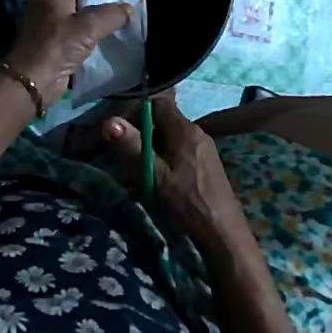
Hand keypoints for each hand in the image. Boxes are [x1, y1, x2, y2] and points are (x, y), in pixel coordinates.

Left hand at [5, 0, 132, 106]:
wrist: (34, 81)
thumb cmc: (58, 46)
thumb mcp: (90, 26)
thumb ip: (113, 15)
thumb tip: (131, 8)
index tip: (124, 3)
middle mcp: (47, 8)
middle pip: (82, 7)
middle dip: (102, 15)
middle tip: (125, 18)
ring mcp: (48, 29)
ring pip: (80, 25)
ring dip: (96, 31)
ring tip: (120, 31)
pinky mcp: (52, 47)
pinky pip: (76, 40)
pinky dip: (88, 44)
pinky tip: (106, 46)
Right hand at [103, 92, 255, 255]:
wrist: (222, 229)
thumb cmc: (188, 201)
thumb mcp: (156, 175)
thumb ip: (134, 147)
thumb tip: (109, 121)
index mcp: (184, 129)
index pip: (158, 104)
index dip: (136, 111)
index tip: (119, 128)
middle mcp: (196, 132)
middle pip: (162, 122)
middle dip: (140, 137)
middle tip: (123, 159)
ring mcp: (202, 147)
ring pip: (168, 140)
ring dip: (149, 154)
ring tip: (135, 177)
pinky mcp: (204, 163)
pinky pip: (178, 153)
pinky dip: (162, 163)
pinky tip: (154, 185)